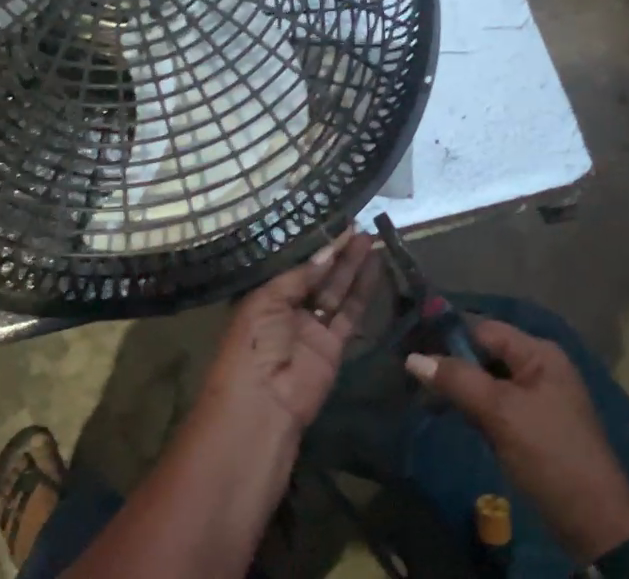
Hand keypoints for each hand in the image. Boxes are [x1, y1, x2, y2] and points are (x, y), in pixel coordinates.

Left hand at [197, 229, 380, 433]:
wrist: (262, 403)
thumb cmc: (253, 344)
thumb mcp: (267, 301)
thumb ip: (299, 277)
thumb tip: (327, 254)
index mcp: (266, 296)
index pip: (295, 266)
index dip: (316, 247)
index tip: (336, 224)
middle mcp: (290, 309)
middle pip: (319, 276)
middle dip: (338, 253)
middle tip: (359, 227)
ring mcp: (313, 328)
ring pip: (337, 290)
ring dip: (353, 266)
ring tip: (370, 239)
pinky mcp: (335, 345)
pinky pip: (350, 312)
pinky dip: (363, 291)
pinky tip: (375, 267)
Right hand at [405, 321, 628, 562]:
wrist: (593, 520)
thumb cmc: (548, 454)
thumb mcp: (500, 412)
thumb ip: (458, 380)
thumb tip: (412, 357)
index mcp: (539, 354)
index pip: (485, 330)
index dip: (450, 338)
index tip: (415, 353)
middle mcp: (540, 367)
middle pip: (486, 353)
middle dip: (455, 366)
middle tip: (419, 382)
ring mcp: (539, 397)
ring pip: (489, 380)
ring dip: (463, 390)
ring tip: (431, 402)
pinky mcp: (534, 424)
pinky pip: (497, 404)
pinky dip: (476, 408)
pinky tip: (457, 418)